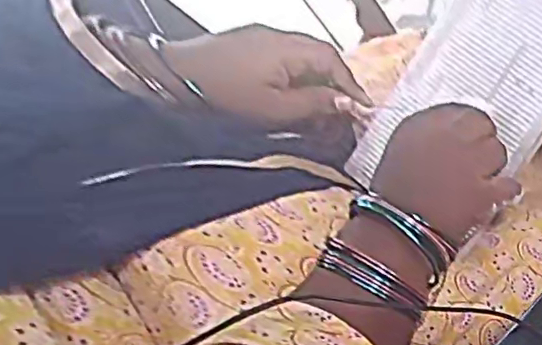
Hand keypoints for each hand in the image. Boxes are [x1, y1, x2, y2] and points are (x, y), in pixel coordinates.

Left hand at [160, 26, 370, 125]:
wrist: (178, 78)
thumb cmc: (227, 97)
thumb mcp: (279, 110)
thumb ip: (316, 105)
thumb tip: (346, 103)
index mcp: (284, 49)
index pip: (332, 60)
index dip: (352, 85)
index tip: (363, 109)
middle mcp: (275, 37)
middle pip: (321, 54)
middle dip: (341, 82)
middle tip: (351, 110)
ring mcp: (261, 38)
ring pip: (306, 55)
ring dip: (323, 80)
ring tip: (329, 108)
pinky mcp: (251, 45)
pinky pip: (289, 57)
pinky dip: (304, 77)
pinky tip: (304, 97)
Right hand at [372, 105, 522, 243]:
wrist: (402, 225)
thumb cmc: (396, 191)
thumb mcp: (405, 148)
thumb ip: (430, 136)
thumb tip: (454, 136)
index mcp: (427, 123)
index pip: (464, 111)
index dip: (472, 127)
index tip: (471, 139)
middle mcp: (451, 137)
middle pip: (485, 126)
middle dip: (485, 141)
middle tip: (481, 159)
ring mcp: (470, 164)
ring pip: (499, 152)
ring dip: (496, 164)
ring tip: (488, 177)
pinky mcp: (484, 192)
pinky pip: (509, 184)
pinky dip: (509, 189)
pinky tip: (502, 195)